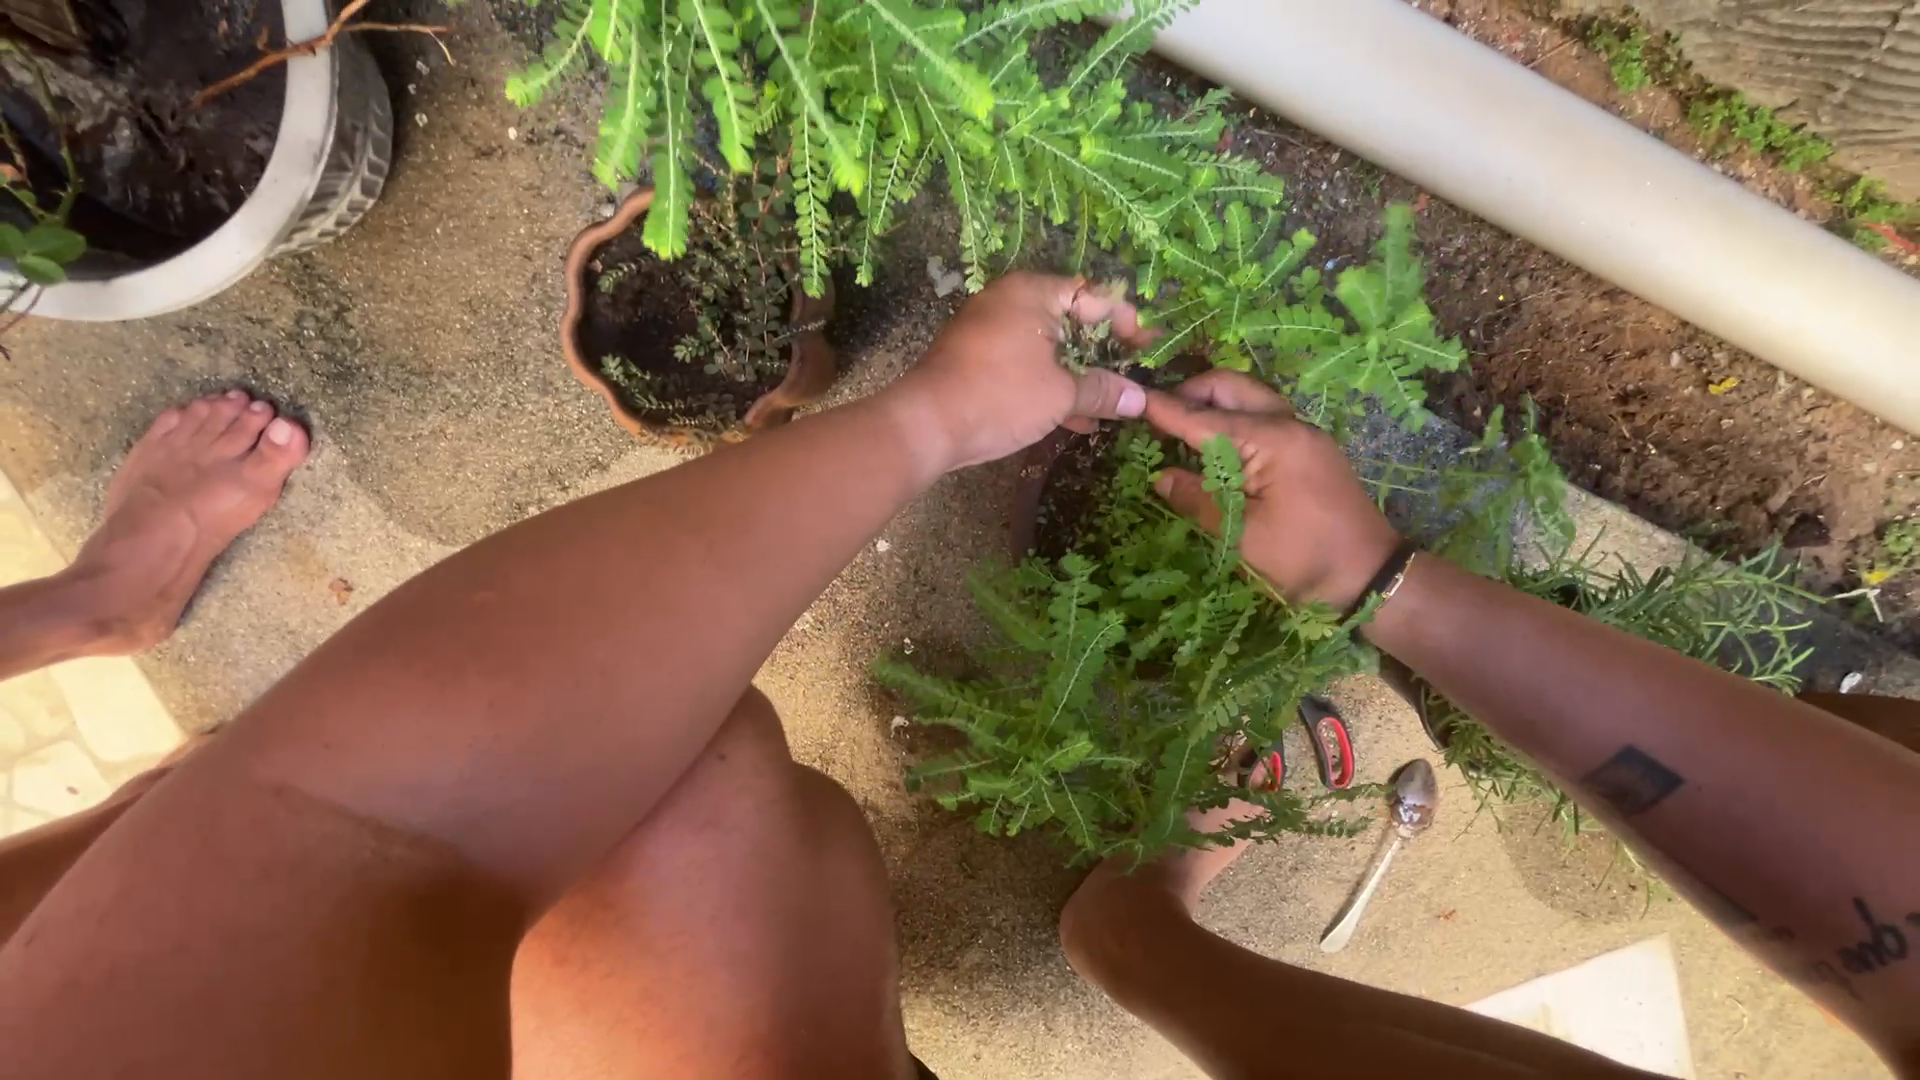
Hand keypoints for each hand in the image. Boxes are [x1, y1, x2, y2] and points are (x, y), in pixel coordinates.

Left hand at [881, 273, 1150, 471]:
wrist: (926, 424)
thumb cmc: (1000, 396)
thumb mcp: (1060, 394)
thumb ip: (1102, 391)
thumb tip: (1138, 400)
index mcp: (1032, 292)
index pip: (1094, 295)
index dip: (1127, 322)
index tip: (1149, 349)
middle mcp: (1010, 303)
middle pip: (1071, 321)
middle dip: (1104, 354)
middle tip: (1133, 378)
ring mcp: (991, 333)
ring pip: (1048, 350)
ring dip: (1079, 377)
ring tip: (1112, 405)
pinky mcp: (978, 363)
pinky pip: (1026, 367)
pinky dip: (1051, 387)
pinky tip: (1079, 420)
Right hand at [1144, 371, 1401, 608]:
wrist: (1370, 574)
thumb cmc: (1304, 557)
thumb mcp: (1241, 535)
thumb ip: (1198, 499)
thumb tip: (1161, 477)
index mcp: (1272, 441)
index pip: (1203, 418)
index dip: (1164, 410)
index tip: (1132, 398)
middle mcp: (1289, 425)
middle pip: (1230, 387)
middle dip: (1189, 392)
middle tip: (1154, 415)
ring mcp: (1303, 434)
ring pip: (1249, 397)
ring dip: (1212, 403)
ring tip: (1177, 426)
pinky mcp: (1308, 448)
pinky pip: (1263, 417)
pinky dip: (1232, 419)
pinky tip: (1213, 443)